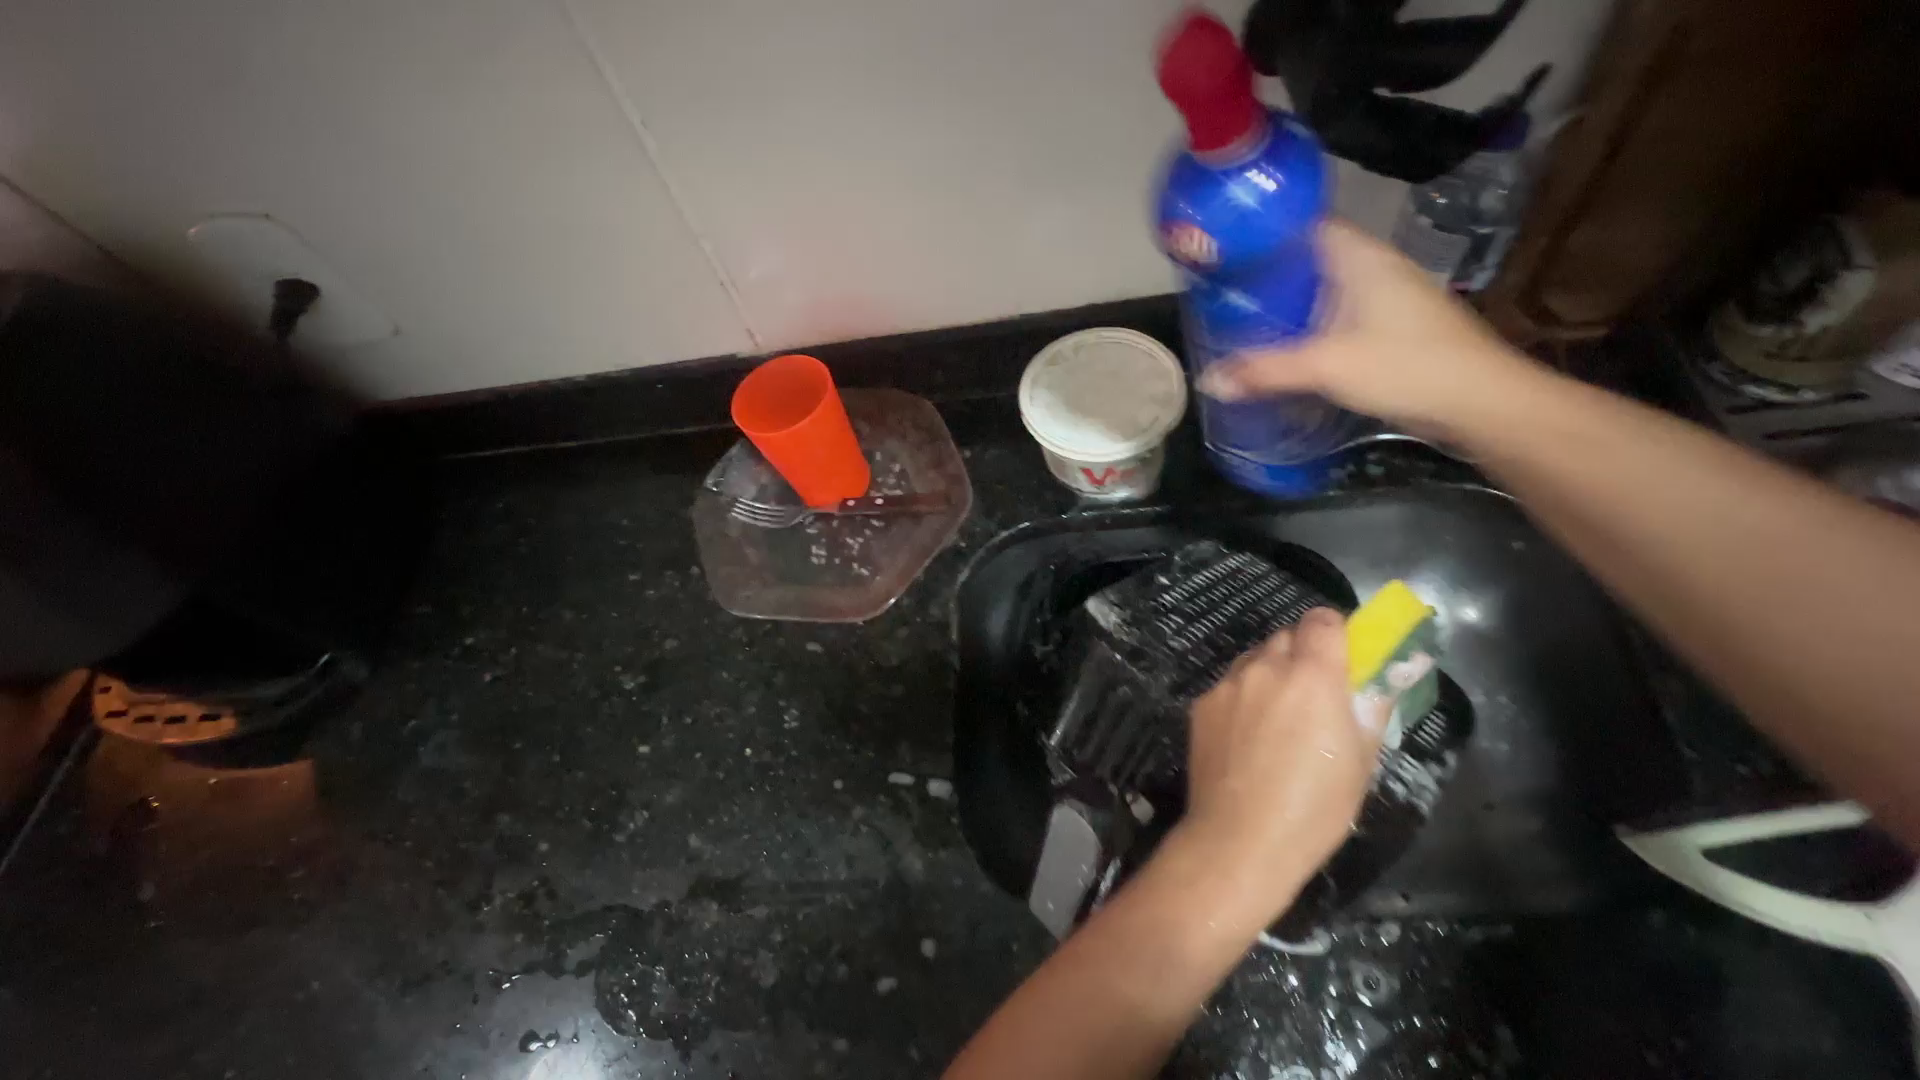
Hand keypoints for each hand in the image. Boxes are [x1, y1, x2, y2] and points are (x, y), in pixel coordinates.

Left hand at [1178, 608, 1381, 918]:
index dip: (1336, 632)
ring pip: (1255, 659)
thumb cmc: (1315, 807)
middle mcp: (1265, 667)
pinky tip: (1248, 738)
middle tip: (1317, 696)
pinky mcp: (1200, 706)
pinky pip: (1230, 686)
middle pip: (1287, 636)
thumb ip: (1374, 703)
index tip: (1346, 659)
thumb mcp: (1362, 757)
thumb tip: (1396, 666)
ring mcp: (1227, 685)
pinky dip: (1244, 698)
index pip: (1323, 619)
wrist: (1239, 840)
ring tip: (1280, 720)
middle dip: (1305, 655)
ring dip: (1271, 674)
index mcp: (1312, 674)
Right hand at [1195, 219, 1544, 442]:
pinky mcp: (1394, 331)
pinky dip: (1310, 330)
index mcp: (1361, 258)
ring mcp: (1388, 301)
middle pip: (1310, 262)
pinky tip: (1285, 351)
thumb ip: (1265, 371)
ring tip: (1241, 323)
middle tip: (1220, 294)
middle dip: (1268, 277)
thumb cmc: (1407, 367)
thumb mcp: (1327, 366)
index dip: (1264, 234)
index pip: (1305, 226)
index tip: (1224, 251)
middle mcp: (1376, 270)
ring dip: (1289, 308)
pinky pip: (1338, 320)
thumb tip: (1208, 381)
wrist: (1482, 403)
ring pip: (1325, 294)